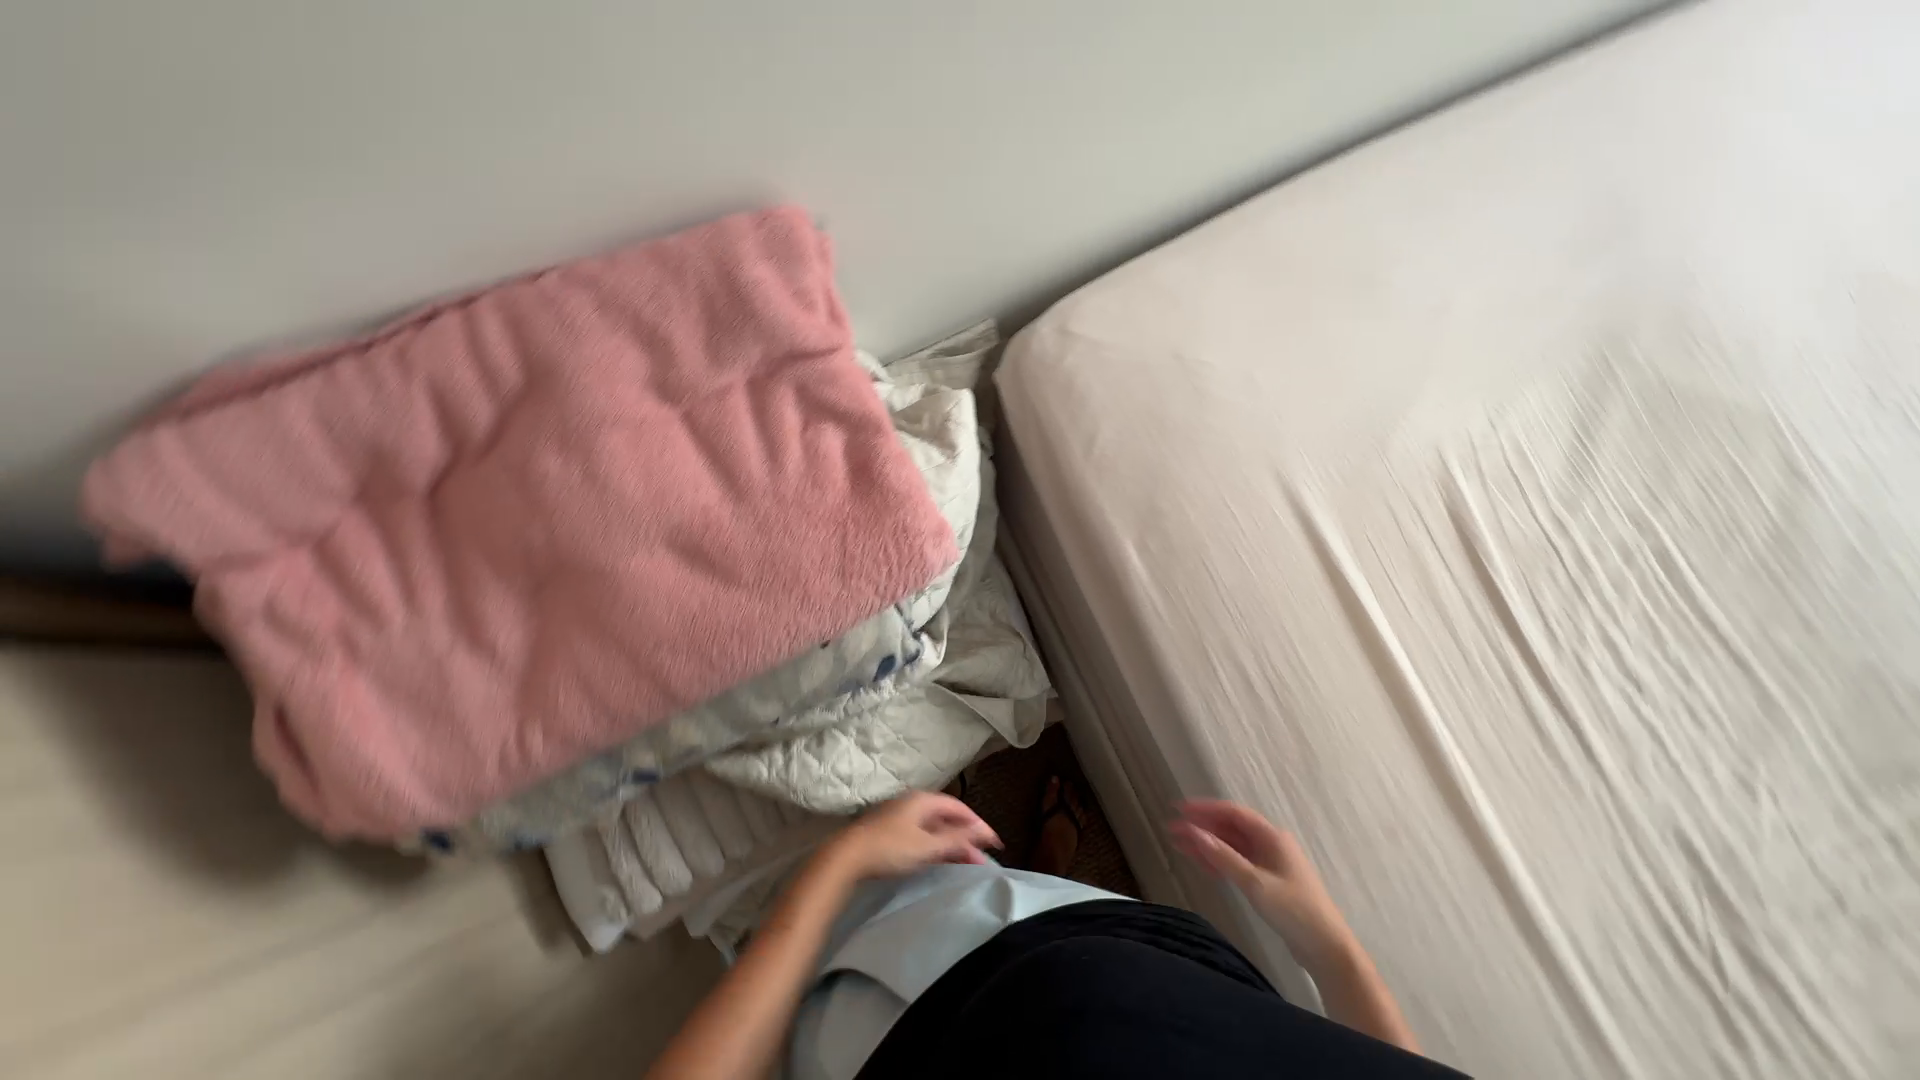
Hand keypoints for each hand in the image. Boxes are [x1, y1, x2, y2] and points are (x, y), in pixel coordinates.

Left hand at [823, 791, 1001, 882]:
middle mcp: (913, 803)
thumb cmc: (890, 848)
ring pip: (934, 828)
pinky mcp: (891, 832)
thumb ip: (956, 840)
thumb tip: (982, 833)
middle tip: (983, 857)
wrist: (847, 858)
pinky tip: (941, 859)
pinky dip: (936, 846)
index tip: (994, 843)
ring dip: (952, 844)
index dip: (978, 825)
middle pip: (947, 818)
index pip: (959, 808)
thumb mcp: (927, 846)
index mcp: (924, 800)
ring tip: (967, 862)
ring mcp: (901, 817)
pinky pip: (922, 835)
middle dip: (966, 837)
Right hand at [1169, 799, 1355, 968]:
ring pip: (1231, 847)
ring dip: (1206, 845)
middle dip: (1201, 828)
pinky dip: (1218, 862)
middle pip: (1230, 828)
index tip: (1178, 809)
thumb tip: (1193, 832)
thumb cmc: (1294, 911)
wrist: (1326, 948)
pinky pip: (1237, 863)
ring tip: (1178, 845)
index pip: (1232, 813)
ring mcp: (1269, 863)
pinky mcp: (1267, 882)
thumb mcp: (1255, 883)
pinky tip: (1200, 864)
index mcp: (1272, 837)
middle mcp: (1270, 844)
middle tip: (1172, 830)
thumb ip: (1223, 857)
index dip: (1204, 809)